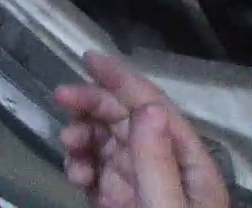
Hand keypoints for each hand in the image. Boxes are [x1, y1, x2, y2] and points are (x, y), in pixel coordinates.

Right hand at [54, 53, 228, 207]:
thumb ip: (156, 161)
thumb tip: (147, 106)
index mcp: (190, 168)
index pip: (156, 109)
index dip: (124, 80)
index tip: (88, 58)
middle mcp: (167, 171)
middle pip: (127, 120)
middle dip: (93, 105)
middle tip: (61, 100)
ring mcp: (143, 188)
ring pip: (107, 141)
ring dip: (83, 136)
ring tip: (69, 151)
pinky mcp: (121, 204)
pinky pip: (98, 170)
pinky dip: (81, 164)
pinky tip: (74, 175)